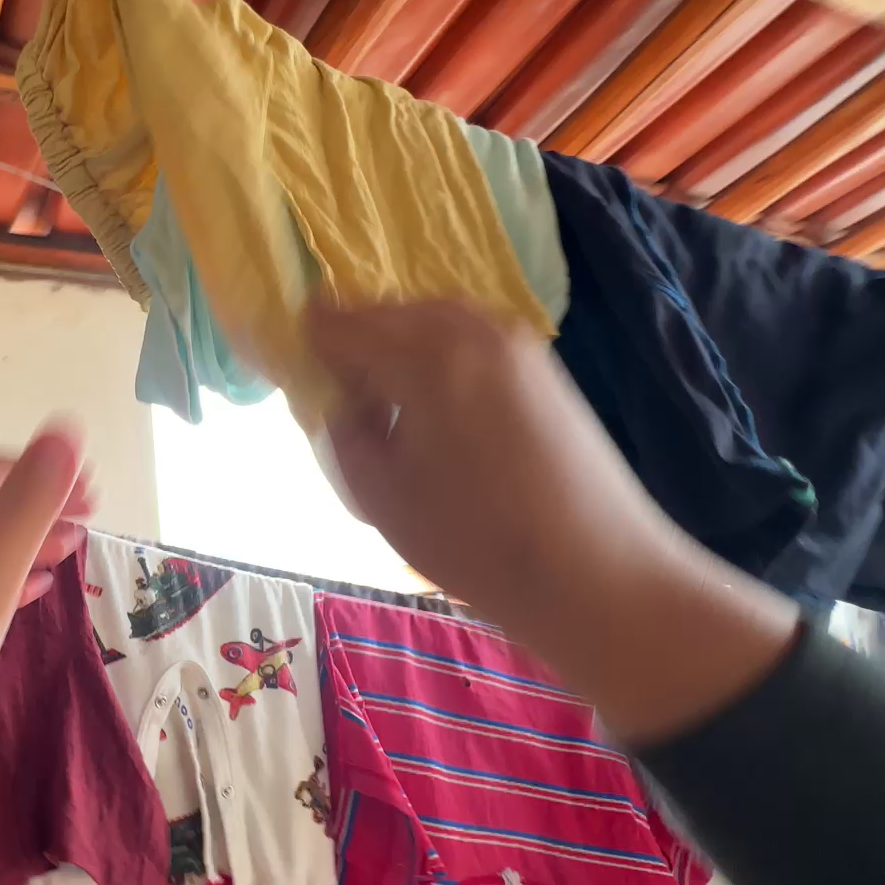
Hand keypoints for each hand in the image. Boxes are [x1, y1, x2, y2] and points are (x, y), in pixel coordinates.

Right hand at [308, 299, 798, 743]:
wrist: (595, 573)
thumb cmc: (470, 540)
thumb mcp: (377, 492)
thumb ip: (343, 429)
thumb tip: (340, 398)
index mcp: (424, 357)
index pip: (339, 323)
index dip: (305, 342)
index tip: (289, 369)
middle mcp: (471, 331)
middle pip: (385, 311)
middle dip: (350, 340)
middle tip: (333, 388)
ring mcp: (514, 343)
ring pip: (428, 317)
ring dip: (393, 343)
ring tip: (378, 396)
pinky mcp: (540, 365)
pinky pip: (465, 335)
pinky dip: (432, 351)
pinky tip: (427, 400)